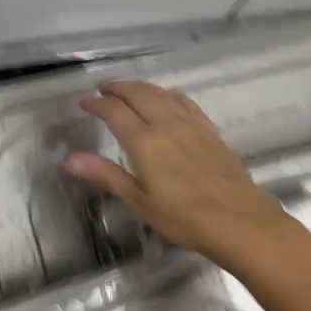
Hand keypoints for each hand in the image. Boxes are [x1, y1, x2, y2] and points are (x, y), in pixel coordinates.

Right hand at [64, 81, 291, 266]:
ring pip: (163, 94)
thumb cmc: (184, 218)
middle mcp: (167, 125)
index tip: (83, 102)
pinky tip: (170, 97)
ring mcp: (192, 126)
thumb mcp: (138, 201)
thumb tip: (69, 159)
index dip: (96, 104)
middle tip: (104, 89)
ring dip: (142, 87)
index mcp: (144, 141)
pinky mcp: (211, 133)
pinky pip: (187, 103)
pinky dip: (171, 94)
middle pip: (139, 94)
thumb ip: (105, 175)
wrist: (241, 223)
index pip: (114, 112)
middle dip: (118, 88)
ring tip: (130, 90)